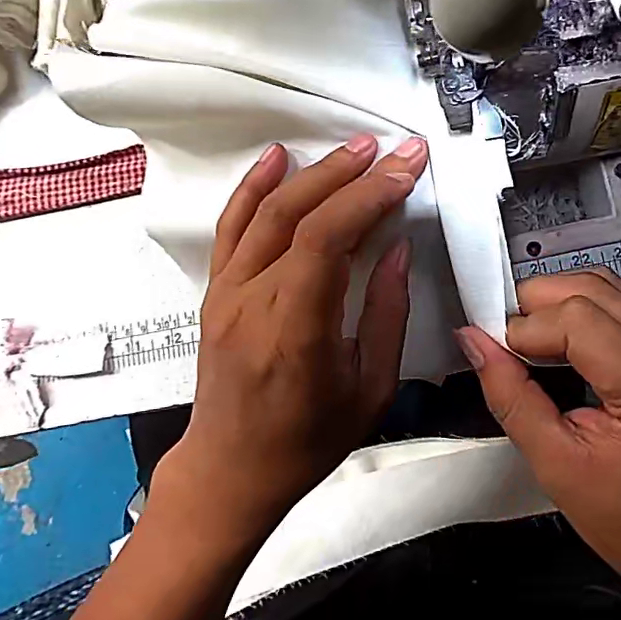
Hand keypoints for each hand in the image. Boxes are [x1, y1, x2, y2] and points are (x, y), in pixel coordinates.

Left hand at [155, 133, 426, 549]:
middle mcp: (252, 304)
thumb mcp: (369, 390)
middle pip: (298, 215)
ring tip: (355, 149)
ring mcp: (226, 294)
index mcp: (295, 333)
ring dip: (314, 173)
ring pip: (267, 212)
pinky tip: (278, 159)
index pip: (327, 239)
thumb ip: (387, 315)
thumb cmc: (304, 442)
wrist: (230, 470)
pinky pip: (232, 227)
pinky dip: (253, 187)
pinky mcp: (216, 292)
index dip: (368, 197)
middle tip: (393, 152)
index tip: (404, 172)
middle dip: (352, 175)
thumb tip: (395, 251)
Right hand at [457, 270, 620, 619]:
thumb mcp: (555, 466)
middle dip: (538, 304)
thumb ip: (510, 396)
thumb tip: (474, 341)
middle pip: (595, 289)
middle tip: (506, 339)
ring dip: (558, 301)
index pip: (581, 320)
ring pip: (608, 286)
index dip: (528, 327)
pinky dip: (582, 309)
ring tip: (530, 338)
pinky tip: (560, 338)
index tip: (496, 349)